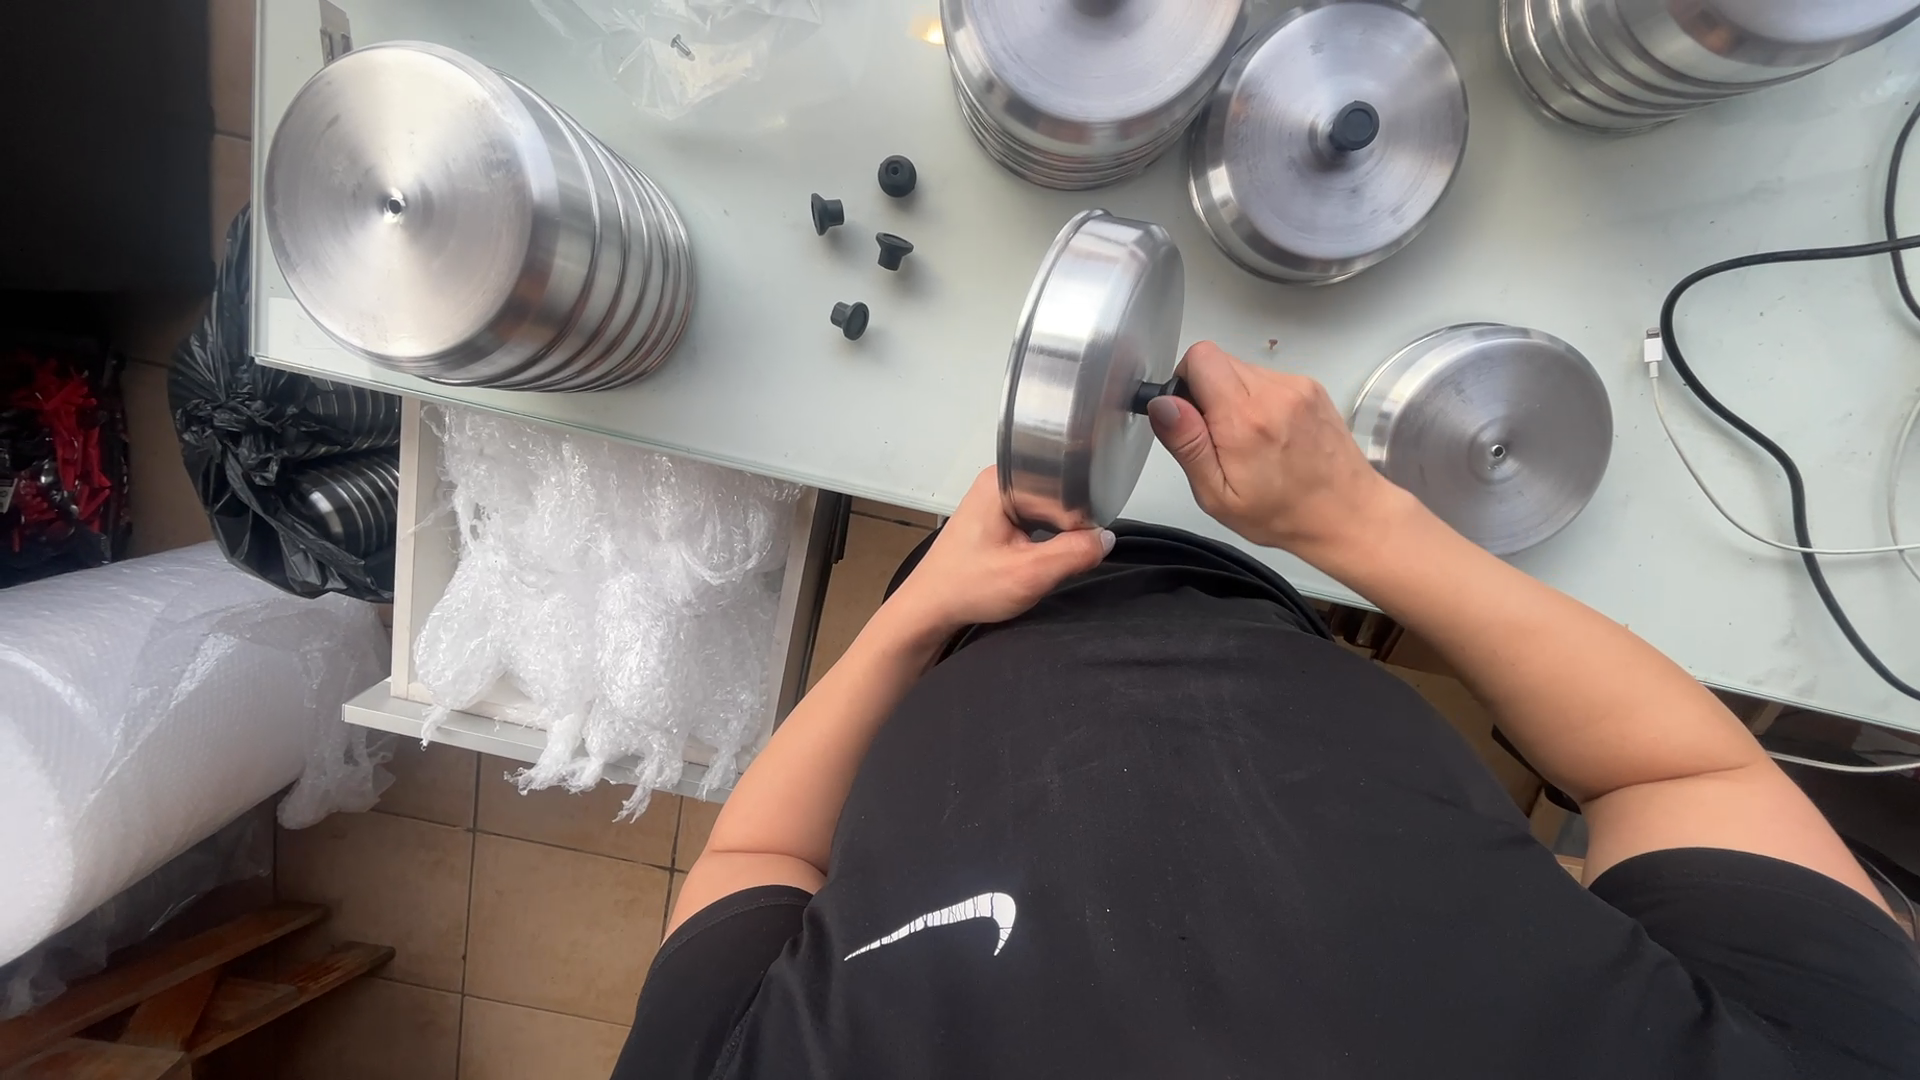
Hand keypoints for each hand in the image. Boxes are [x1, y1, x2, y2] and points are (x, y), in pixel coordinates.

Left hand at [883, 467, 1113, 637]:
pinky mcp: (996, 517)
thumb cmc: (967, 587)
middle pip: (1056, 492)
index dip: (1080, 514)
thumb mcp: (1029, 574)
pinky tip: (1042, 557)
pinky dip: (1045, 538)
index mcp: (1002, 481)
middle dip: (1069, 524)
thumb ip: (1073, 553)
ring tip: (1051, 557)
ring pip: (1047, 508)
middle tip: (1068, 555)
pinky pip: (1035, 518)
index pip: (1062, 483)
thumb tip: (1107, 538)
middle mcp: (998, 481)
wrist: (930, 609)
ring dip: (1057, 533)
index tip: (1083, 544)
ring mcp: (995, 498)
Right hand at [1147, 341, 1402, 557]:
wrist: (1346, 513)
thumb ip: (1187, 444)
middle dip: (1206, 392)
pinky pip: (1265, 378)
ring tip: (1246, 440)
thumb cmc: (1281, 513)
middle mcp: (1274, 393)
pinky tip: (1267, 435)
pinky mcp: (1310, 387)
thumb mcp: (1217, 494)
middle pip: (1218, 360)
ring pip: (1241, 368)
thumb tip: (1163, 404)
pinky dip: (1256, 400)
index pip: (1200, 358)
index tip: (1190, 416)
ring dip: (1231, 397)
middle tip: (1218, 438)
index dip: (1184, 382)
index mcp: (1244, 420)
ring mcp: (1297, 386)